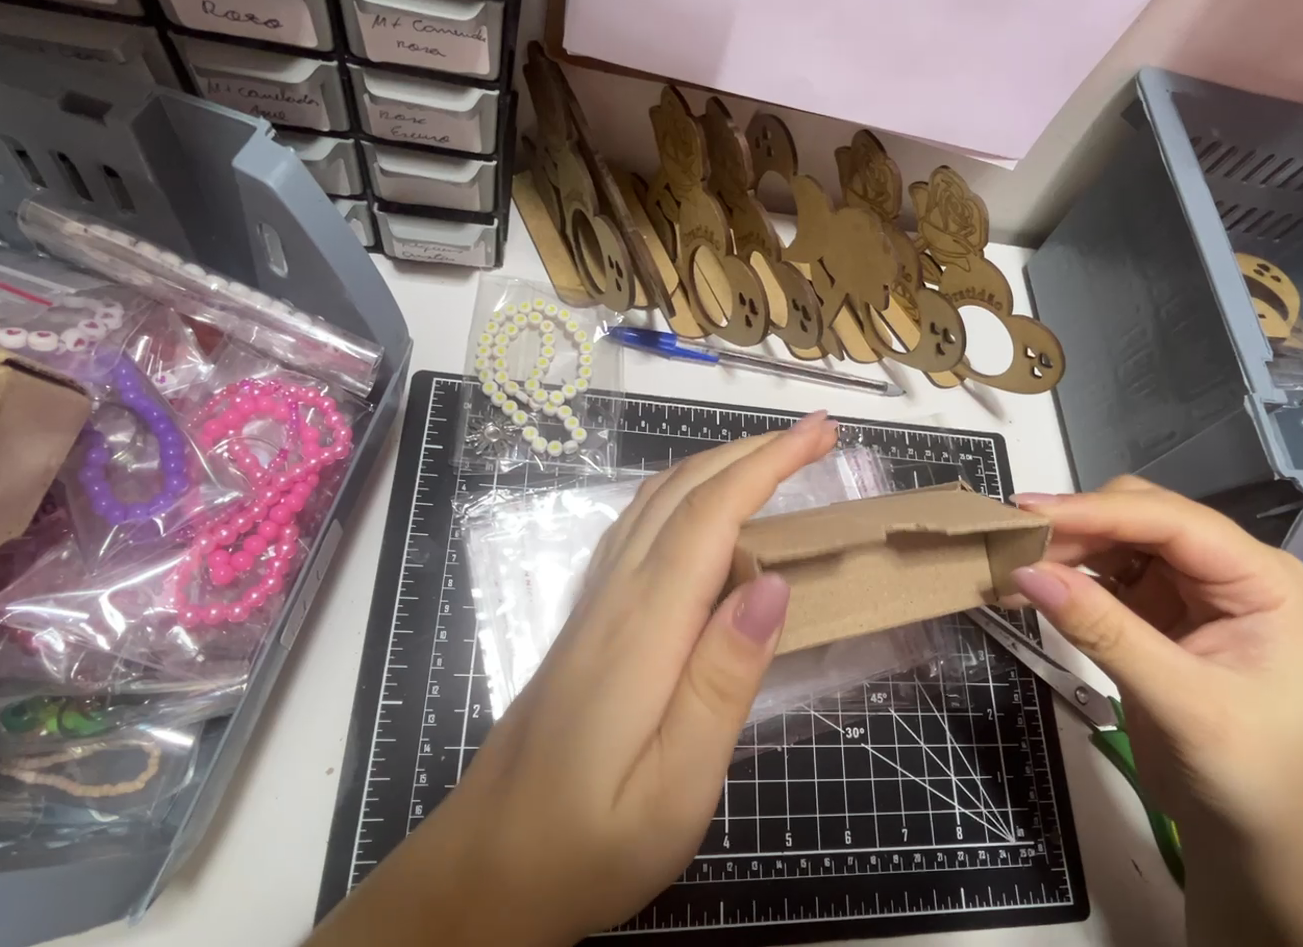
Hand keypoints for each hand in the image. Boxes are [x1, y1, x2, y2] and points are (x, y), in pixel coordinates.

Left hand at [311, 413, 839, 946]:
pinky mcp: (587, 627)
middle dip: (749, 452)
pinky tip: (700, 516)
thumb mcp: (673, 790)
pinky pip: (635, 534)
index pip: (709, 518)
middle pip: (679, 495)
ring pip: (652, 507)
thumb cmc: (584, 846)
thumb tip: (773, 585)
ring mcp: (593, 609)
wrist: (481, 871)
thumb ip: (722, 682)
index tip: (821, 431)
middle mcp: (613, 600)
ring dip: (714, 468)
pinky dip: (680, 500)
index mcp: (642, 631)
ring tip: (771, 460)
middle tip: (815, 435)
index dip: (766, 464)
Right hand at [1013, 477, 1302, 946]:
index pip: (1170, 521)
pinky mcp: (1155, 619)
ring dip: (1063, 550)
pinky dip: (1064, 580)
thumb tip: (1025, 571)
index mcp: (1259, 579)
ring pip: (1113, 543)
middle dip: (1075, 526)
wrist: (1266, 849)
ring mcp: (1187, 594)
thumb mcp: (1183, 704)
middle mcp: (1224, 572)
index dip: (1095, 512)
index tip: (1026, 515)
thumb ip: (1105, 632)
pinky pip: (1101, 580)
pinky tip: (1026, 588)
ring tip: (1007, 565)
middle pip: (1138, 518)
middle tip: (1011, 546)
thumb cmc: (1254, 778)